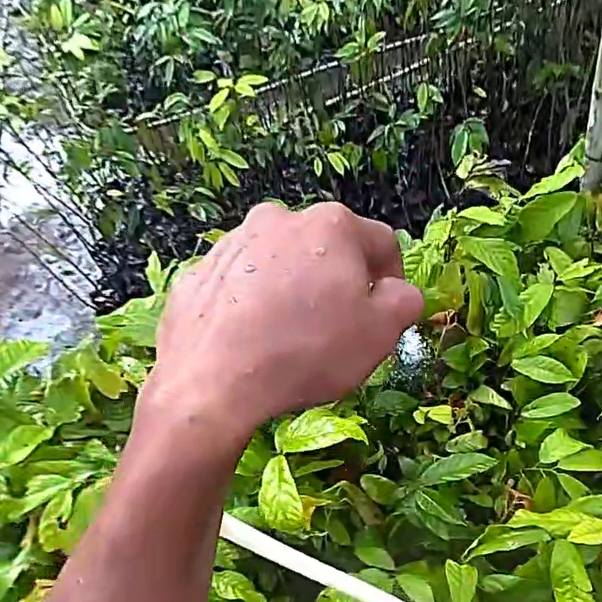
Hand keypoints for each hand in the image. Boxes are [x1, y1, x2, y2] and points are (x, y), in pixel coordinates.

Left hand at [139, 202, 424, 450]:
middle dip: (336, 283)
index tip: (384, 311)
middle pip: (325, 250)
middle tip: (335, 328)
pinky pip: (238, 287)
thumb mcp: (379, 334)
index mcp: (332, 225)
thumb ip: (404, 302)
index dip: (390, 279)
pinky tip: (250, 341)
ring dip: (291, 291)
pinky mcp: (198, 274)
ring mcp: (232, 245)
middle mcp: (279, 220)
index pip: (381, 243)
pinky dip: (250, 306)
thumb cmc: (308, 352)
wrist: (214, 382)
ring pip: (278, 265)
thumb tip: (399, 292)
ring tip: (288, 338)